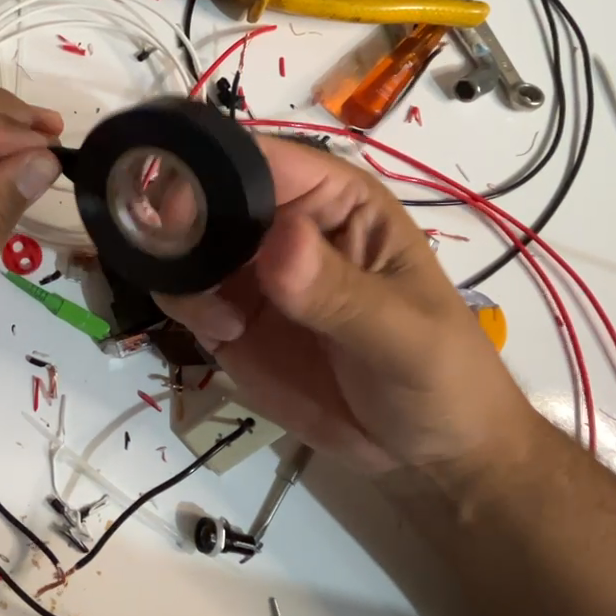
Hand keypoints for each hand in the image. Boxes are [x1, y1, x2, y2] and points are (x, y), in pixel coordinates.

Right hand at [154, 137, 534, 476]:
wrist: (424, 453)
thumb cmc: (439, 376)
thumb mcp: (403, 336)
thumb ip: (339, 292)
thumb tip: (279, 239)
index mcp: (332, 201)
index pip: (261, 162)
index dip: (215, 171)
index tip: (181, 211)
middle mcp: (280, 223)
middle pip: (205, 192)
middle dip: (178, 218)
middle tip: (180, 264)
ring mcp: (249, 270)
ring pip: (181, 241)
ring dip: (176, 266)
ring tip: (217, 316)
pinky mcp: (226, 315)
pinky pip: (181, 291)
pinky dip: (183, 303)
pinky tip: (223, 332)